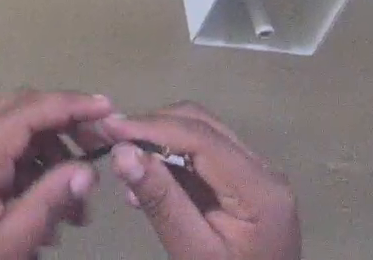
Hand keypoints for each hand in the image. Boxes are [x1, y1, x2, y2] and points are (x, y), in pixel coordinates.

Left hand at [0, 89, 111, 259]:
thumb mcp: (10, 244)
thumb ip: (49, 200)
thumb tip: (88, 170)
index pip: (28, 110)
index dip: (70, 104)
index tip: (108, 107)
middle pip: (20, 109)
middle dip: (63, 123)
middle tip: (98, 149)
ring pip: (13, 130)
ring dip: (49, 152)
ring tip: (78, 203)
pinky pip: (0, 153)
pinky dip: (30, 168)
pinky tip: (51, 209)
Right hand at [98, 102, 299, 259]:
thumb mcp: (194, 254)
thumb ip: (162, 202)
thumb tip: (122, 150)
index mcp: (260, 188)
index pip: (200, 137)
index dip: (152, 127)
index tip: (109, 127)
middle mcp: (264, 169)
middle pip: (202, 125)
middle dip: (154, 127)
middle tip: (112, 140)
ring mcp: (257, 174)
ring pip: (201, 132)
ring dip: (160, 140)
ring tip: (127, 164)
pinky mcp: (245, 183)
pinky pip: (204, 154)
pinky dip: (172, 158)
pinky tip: (148, 179)